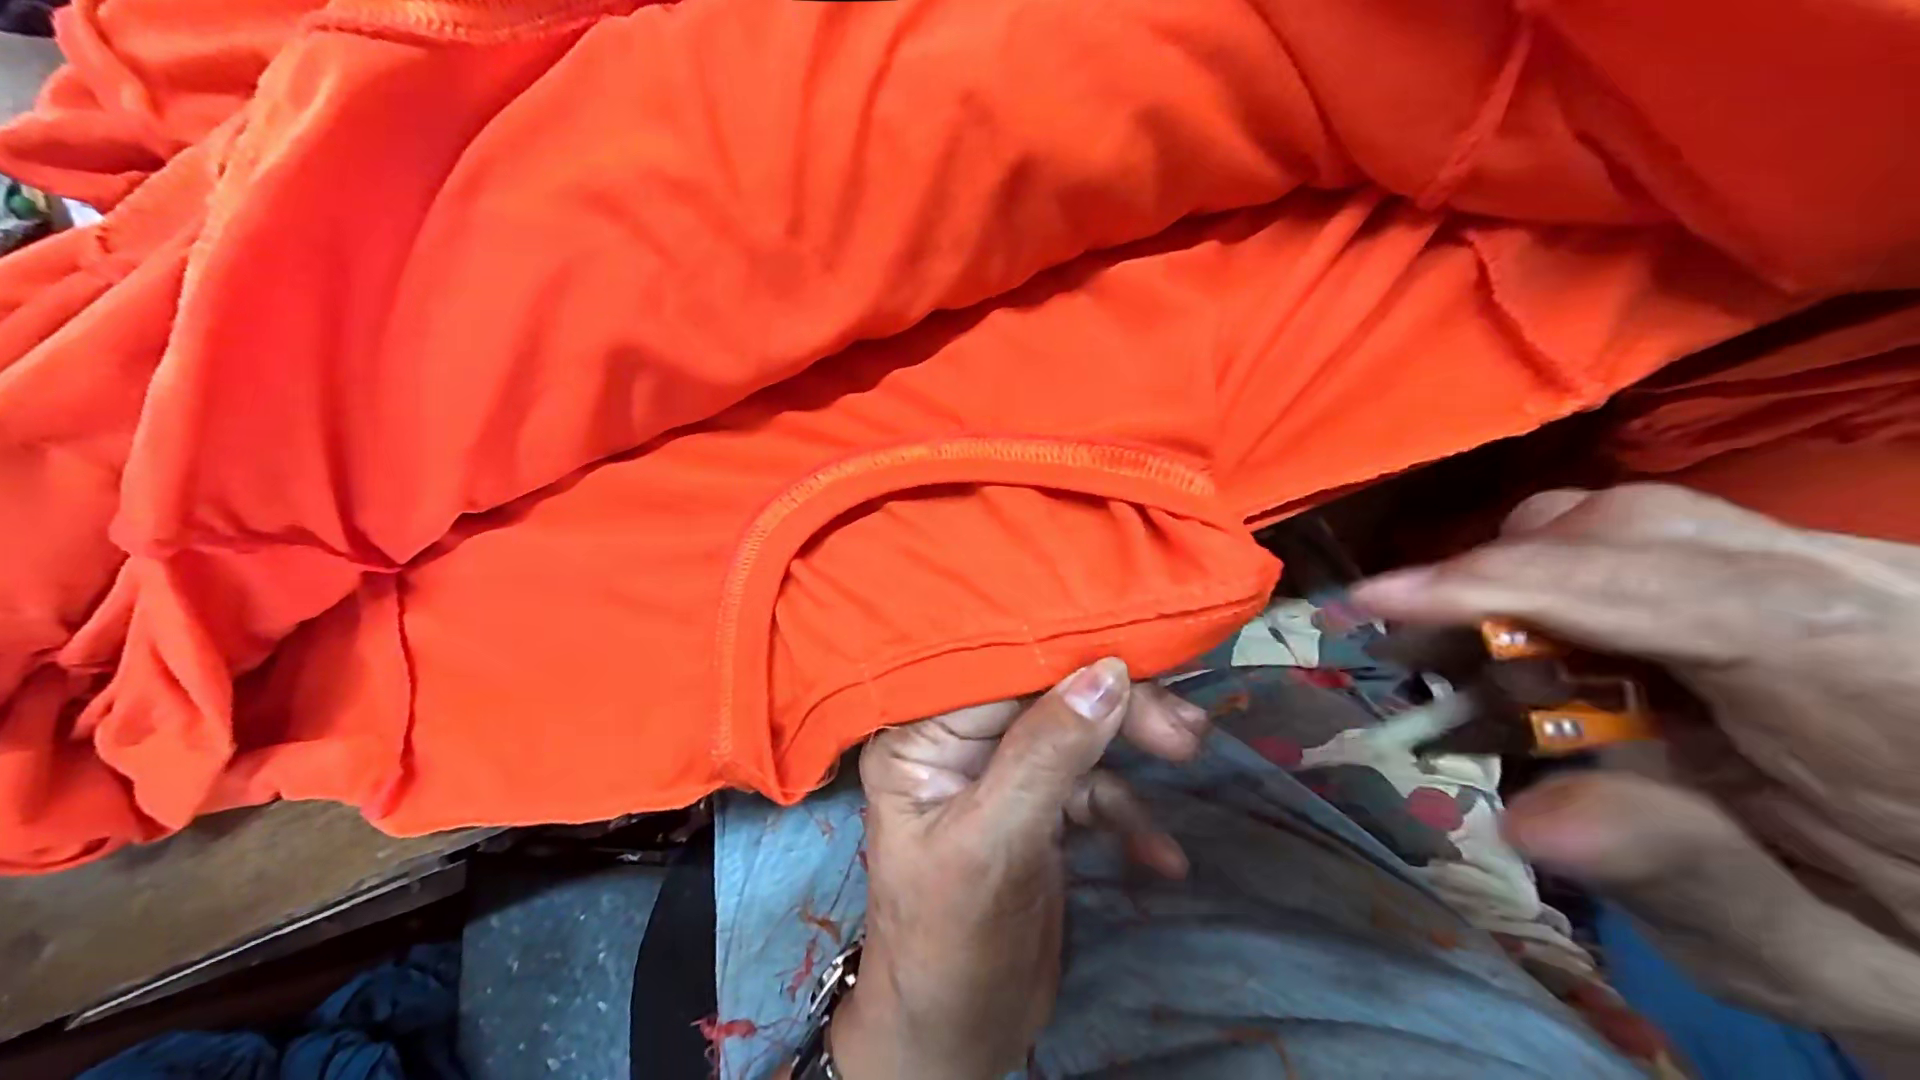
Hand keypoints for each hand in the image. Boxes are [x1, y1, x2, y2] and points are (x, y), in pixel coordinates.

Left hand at [831, 659, 1207, 1079]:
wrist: (957, 1039)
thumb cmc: (949, 943)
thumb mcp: (994, 845)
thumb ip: (1046, 755)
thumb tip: (1108, 673)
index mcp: (921, 738)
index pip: (997, 675)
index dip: (1065, 660)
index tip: (1136, 660)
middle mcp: (958, 744)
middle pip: (1044, 698)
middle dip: (1113, 708)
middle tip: (1181, 730)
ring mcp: (1000, 775)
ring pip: (1075, 736)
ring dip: (1132, 748)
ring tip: (1187, 749)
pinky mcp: (1037, 810)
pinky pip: (1089, 789)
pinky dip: (1127, 812)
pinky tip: (1159, 853)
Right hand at [1353, 484, 1919, 1037]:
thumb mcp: (1826, 961)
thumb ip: (1691, 882)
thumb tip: (1525, 820)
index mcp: (1897, 683)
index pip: (1681, 593)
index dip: (1512, 585)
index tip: (1376, 601)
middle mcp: (1865, 594)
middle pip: (1631, 530)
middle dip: (1497, 587)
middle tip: (1425, 665)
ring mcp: (1821, 572)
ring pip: (1616, 526)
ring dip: (1514, 590)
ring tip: (1465, 669)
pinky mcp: (1775, 576)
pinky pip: (1627, 552)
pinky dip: (1547, 597)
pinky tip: (1529, 664)